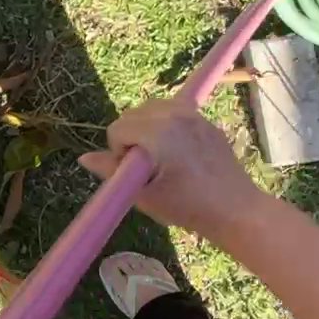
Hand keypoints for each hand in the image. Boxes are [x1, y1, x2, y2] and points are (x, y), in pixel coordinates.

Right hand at [78, 98, 265, 236]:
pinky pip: (173, 111)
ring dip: (146, 127)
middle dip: (131, 137)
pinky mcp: (204, 119)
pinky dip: (166, 125)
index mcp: (157, 131)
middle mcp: (174, 114)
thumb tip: (83, 158)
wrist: (236, 210)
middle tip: (147, 168)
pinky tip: (177, 151)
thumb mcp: (143, 194)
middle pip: (132, 114)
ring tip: (160, 157)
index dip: (118, 152)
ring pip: (151, 108)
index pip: (117, 129)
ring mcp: (192, 114)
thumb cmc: (187, 207)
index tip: (136, 174)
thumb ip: (111, 172)